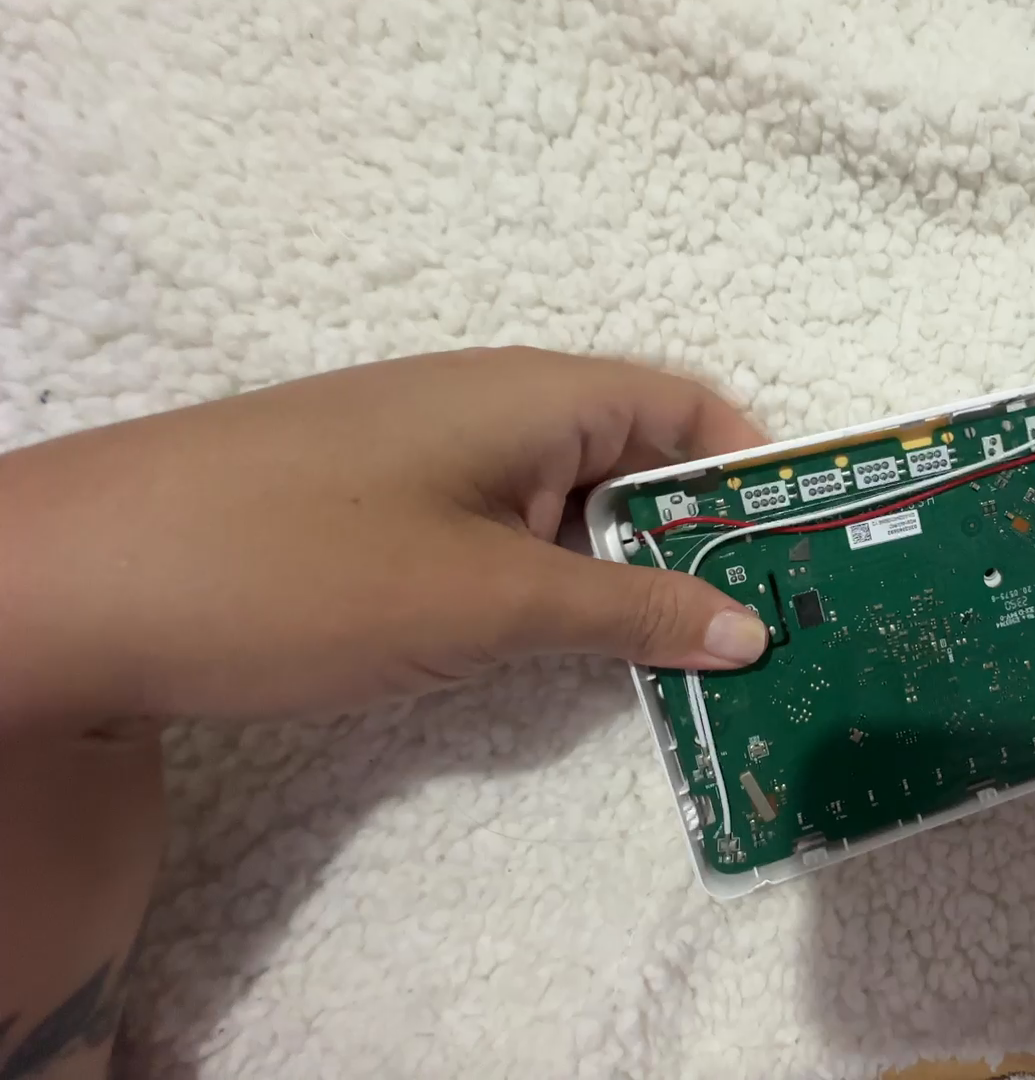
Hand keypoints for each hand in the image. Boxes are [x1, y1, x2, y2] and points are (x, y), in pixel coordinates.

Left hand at [0, 348, 771, 727]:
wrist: (47, 595)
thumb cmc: (298, 567)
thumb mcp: (494, 599)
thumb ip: (635, 613)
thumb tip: (752, 634)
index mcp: (540, 398)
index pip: (688, 406)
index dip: (754, 462)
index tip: (800, 532)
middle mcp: (511, 415)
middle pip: (648, 460)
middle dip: (713, 530)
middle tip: (770, 603)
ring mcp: (463, 465)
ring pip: (594, 508)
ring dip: (650, 567)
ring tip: (708, 633)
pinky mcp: (424, 512)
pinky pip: (540, 537)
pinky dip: (587, 583)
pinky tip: (609, 639)